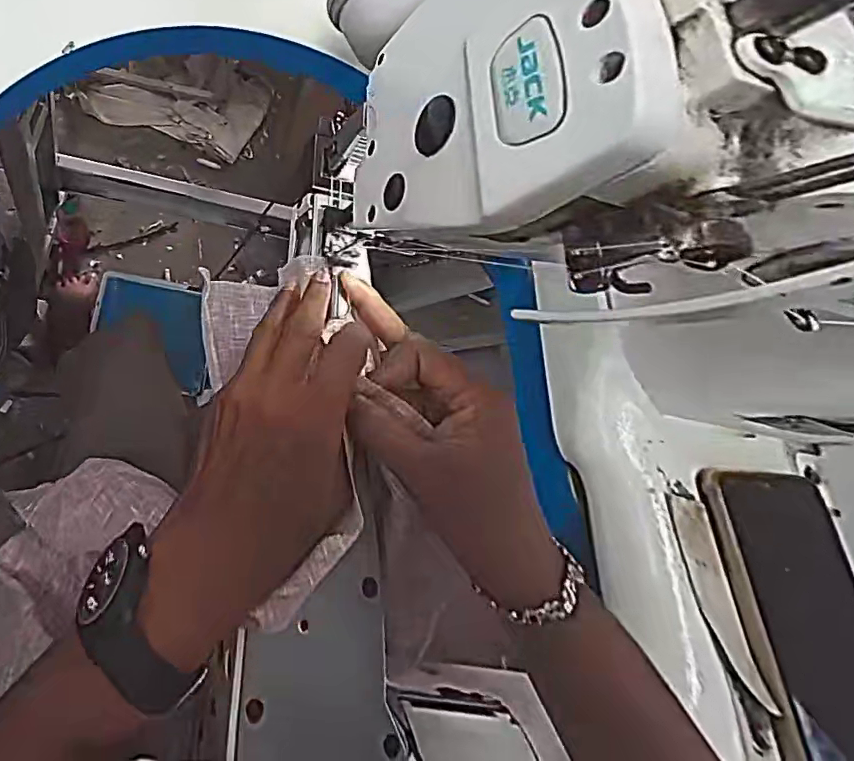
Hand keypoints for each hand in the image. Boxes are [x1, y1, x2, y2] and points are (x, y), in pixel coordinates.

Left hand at [138, 272, 372, 668]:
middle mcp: (278, 395)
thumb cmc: (275, 531)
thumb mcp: (334, 487)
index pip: (343, 353)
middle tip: (323, 281)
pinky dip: (265, 333)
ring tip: (296, 286)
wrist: (215, 543)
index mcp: (314, 416)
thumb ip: (342, 437)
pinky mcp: (224, 400)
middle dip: (316, 301)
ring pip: (270, 334)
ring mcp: (246, 392)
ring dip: (285, 306)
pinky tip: (271, 326)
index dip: (356, 337)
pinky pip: (250, 354)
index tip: (361, 331)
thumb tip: (343, 408)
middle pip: (302, 330)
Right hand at [340, 273, 564, 610]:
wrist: (511, 563)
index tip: (365, 398)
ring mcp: (457, 415)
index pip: (418, 355)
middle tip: (349, 291)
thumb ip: (379, 425)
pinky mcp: (447, 434)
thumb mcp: (421, 468)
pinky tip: (359, 395)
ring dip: (377, 372)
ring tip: (342, 346)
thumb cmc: (484, 521)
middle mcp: (467, 397)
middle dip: (377, 328)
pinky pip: (410, 405)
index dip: (385, 370)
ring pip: (408, 381)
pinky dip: (384, 401)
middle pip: (414, 355)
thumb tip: (345, 394)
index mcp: (474, 394)